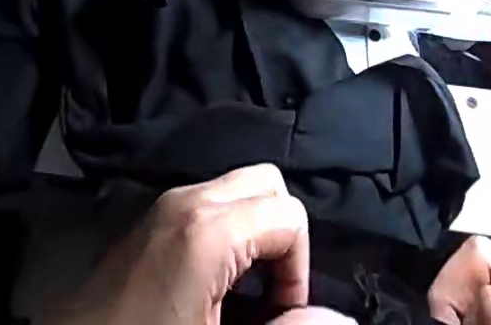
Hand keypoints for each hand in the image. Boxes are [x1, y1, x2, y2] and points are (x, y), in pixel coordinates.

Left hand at [60, 164, 311, 324]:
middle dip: (282, 234)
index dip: (299, 268)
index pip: (289, 214)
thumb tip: (341, 319)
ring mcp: (164, 205)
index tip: (282, 316)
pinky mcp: (149, 220)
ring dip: (255, 230)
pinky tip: (214, 284)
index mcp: (208, 228)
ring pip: (237, 187)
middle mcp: (188, 199)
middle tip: (271, 297)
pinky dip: (229, 228)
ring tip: (245, 294)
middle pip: (265, 181)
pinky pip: (208, 201)